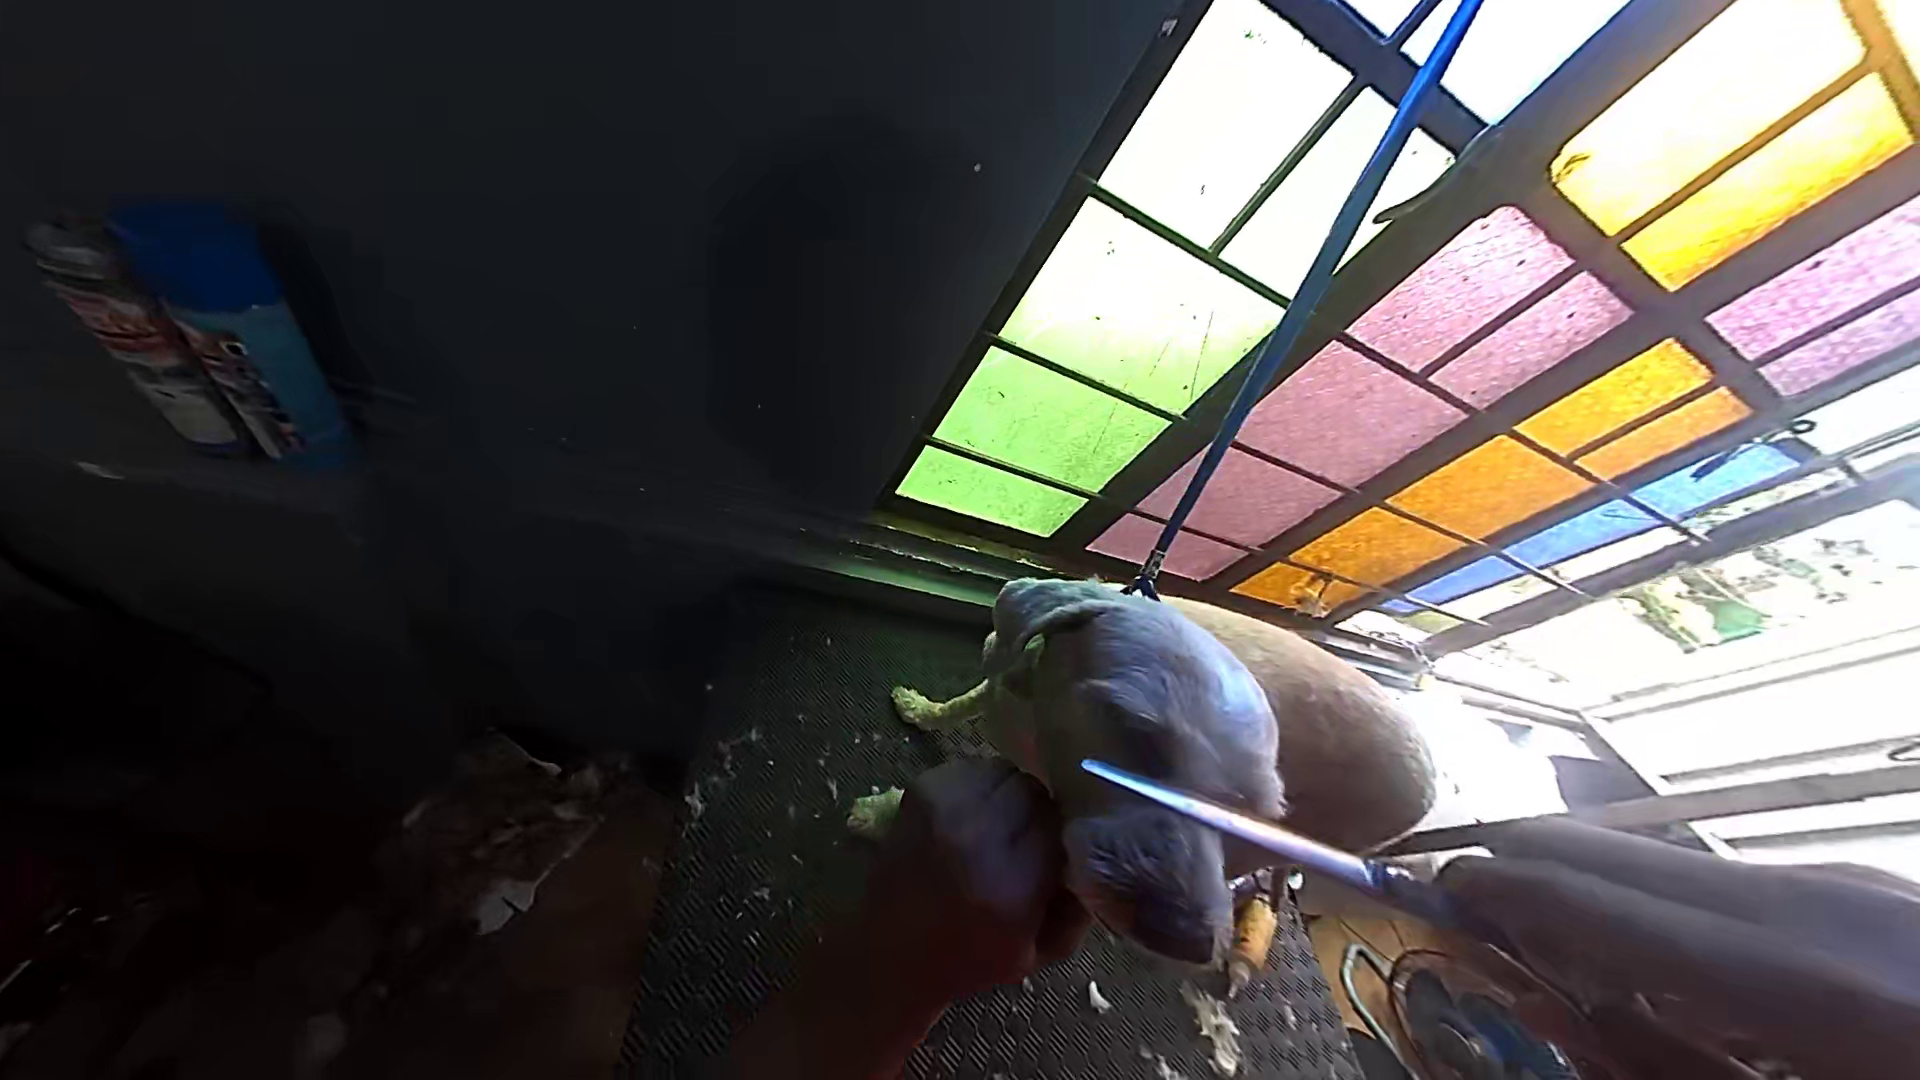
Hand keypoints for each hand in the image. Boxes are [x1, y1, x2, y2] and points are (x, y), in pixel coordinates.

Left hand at [724, 759, 1087, 1079]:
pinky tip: (969, 813)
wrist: (890, 948)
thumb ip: (1077, 907)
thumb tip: (1090, 851)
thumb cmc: (968, 957)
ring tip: (997, 820)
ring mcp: (945, 806)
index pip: (1059, 824)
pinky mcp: (923, 787)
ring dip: (1008, 792)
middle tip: (1024, 832)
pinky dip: (979, 785)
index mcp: (1011, 886)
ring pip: (1004, 769)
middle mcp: (978, 837)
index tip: (1053, 846)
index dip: (1061, 831)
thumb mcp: (1037, 953)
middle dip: (1036, 809)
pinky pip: (972, 766)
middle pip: (1033, 789)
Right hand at [1438, 819, 1919, 1078]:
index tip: (1434, 898)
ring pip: (1635, 852)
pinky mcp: (1859, 879)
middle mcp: (1804, 899)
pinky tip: (1690, 969)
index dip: (1480, 884)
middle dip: (1510, 869)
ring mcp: (1838, 877)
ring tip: (1599, 962)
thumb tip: (1533, 1000)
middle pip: (1579, 840)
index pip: (1567, 887)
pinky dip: (1654, 905)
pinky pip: (1701, 872)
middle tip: (1492, 924)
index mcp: (1804, 982)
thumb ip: (1653, 1068)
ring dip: (1582, 890)